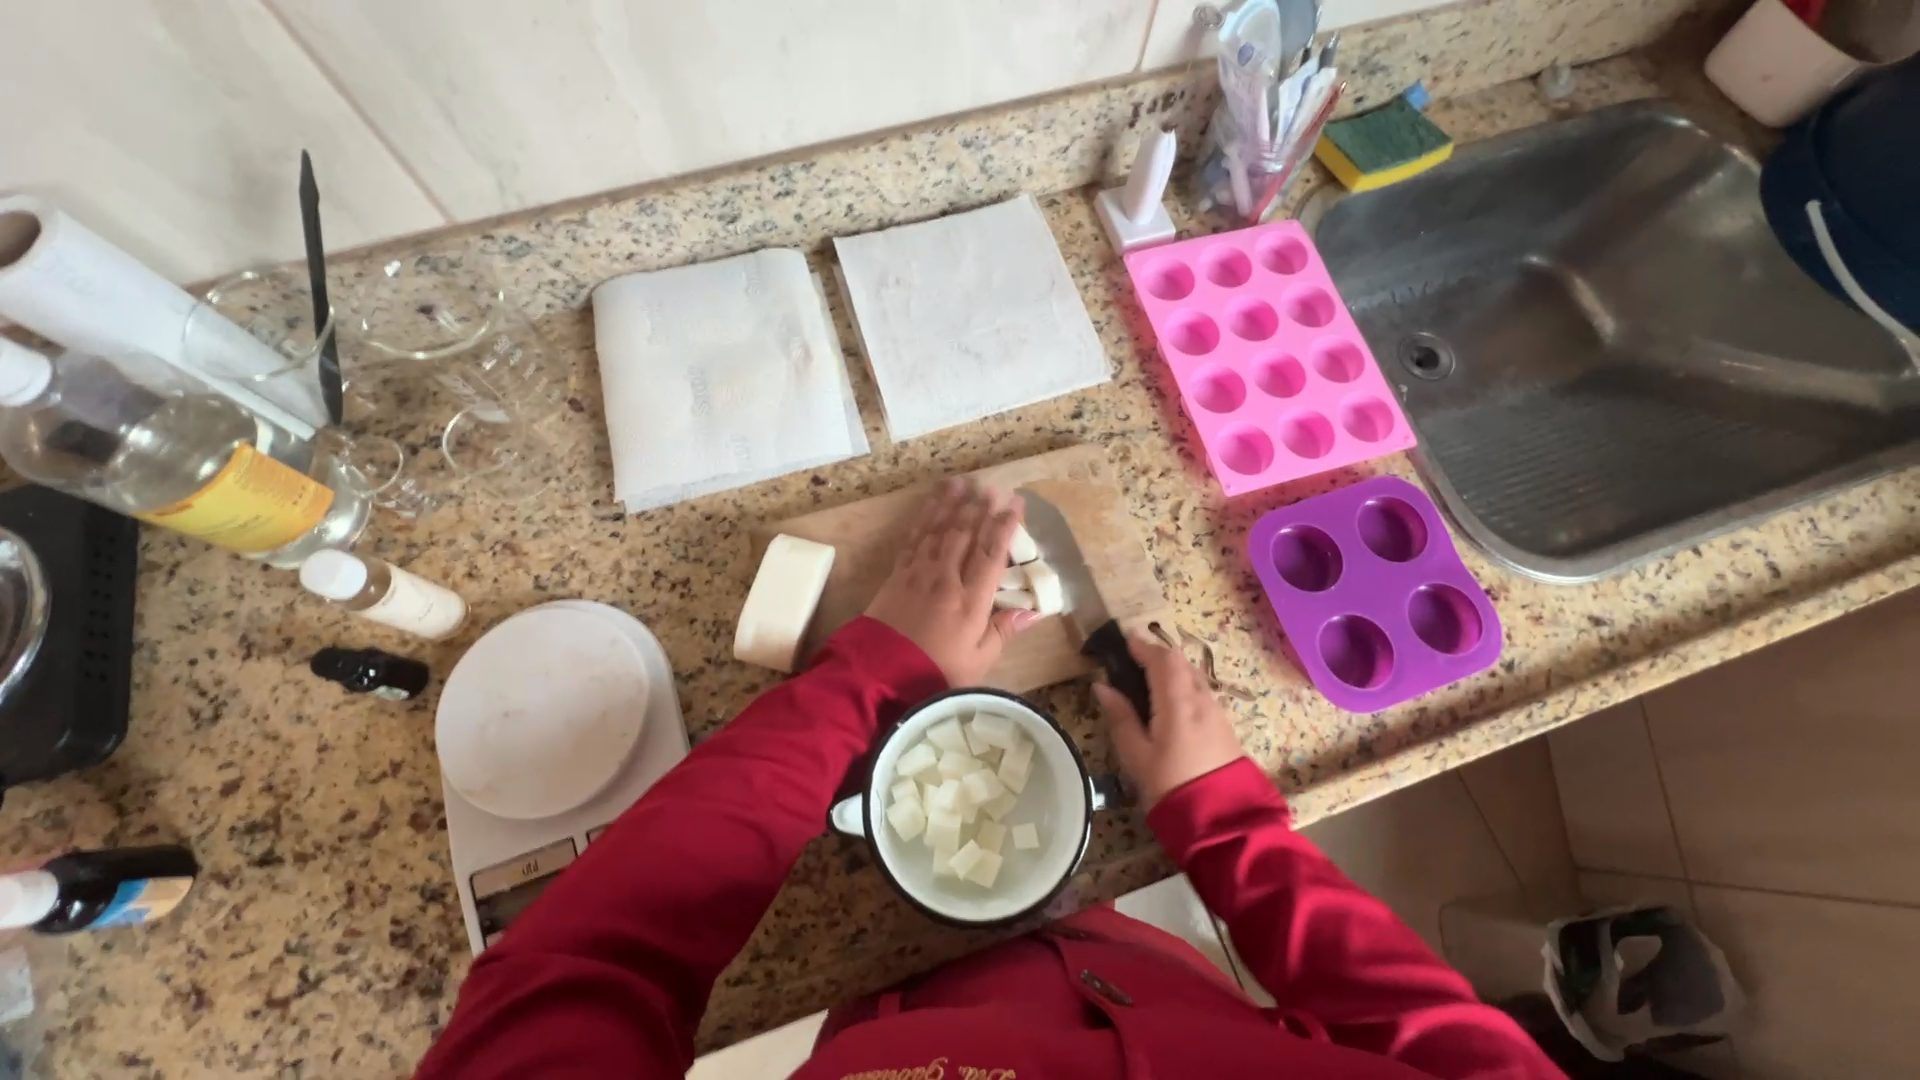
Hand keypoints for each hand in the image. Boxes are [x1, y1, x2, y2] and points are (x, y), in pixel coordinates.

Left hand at [866, 479, 1039, 685]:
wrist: (880, 674)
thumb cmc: (936, 671)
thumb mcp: (978, 661)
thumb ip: (1003, 631)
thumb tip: (1032, 611)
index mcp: (971, 601)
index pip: (992, 553)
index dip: (1006, 525)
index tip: (1016, 503)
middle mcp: (946, 579)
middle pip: (966, 534)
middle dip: (980, 508)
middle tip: (992, 487)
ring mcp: (919, 573)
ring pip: (939, 530)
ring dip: (952, 505)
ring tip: (963, 483)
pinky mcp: (898, 575)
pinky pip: (914, 539)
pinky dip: (924, 519)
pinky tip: (931, 505)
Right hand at [1093, 635, 1245, 809]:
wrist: (1222, 822)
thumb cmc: (1171, 787)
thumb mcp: (1136, 756)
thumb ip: (1120, 717)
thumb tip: (1103, 686)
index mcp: (1177, 702)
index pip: (1161, 659)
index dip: (1141, 646)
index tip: (1122, 642)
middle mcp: (1201, 699)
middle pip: (1180, 662)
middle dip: (1156, 655)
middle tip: (1132, 660)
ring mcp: (1217, 712)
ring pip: (1193, 676)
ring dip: (1172, 670)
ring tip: (1149, 680)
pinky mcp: (1224, 727)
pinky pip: (1201, 693)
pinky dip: (1184, 686)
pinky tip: (1171, 703)